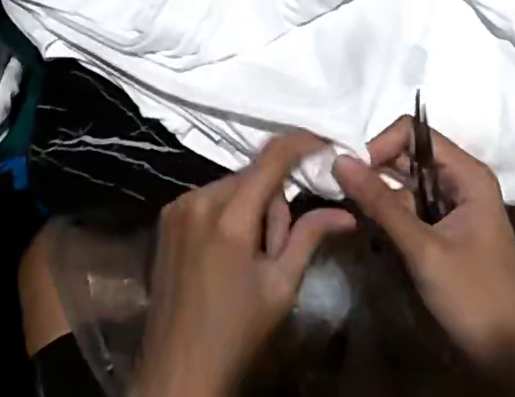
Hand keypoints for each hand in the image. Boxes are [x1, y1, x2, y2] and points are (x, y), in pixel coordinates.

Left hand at [133, 133, 356, 396]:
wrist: (177, 372)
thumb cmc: (236, 332)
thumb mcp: (281, 286)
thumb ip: (310, 236)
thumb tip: (347, 213)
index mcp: (230, 215)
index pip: (273, 157)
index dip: (302, 143)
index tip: (325, 141)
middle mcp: (200, 198)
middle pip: (254, 176)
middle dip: (274, 202)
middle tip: (276, 249)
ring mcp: (179, 206)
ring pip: (233, 186)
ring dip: (251, 208)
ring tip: (250, 257)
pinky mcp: (167, 217)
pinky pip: (211, 197)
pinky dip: (228, 213)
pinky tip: (227, 253)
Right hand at [333, 118, 514, 385]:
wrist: (510, 360)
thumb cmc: (474, 297)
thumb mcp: (423, 249)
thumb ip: (380, 203)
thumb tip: (340, 160)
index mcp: (468, 174)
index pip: (414, 133)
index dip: (381, 144)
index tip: (353, 170)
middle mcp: (462, 180)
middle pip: (409, 154)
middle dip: (375, 166)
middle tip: (340, 186)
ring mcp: (455, 204)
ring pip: (407, 180)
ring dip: (379, 189)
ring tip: (348, 204)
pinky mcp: (446, 227)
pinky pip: (412, 204)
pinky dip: (390, 209)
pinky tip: (368, 222)